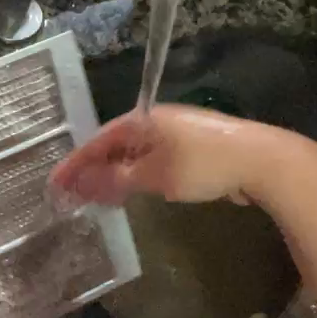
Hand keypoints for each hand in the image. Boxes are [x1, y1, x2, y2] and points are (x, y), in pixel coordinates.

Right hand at [49, 104, 291, 206]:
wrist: (262, 161)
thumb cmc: (202, 164)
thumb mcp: (152, 176)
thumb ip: (113, 180)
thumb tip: (79, 185)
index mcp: (143, 121)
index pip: (97, 140)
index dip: (74, 163)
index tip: (54, 183)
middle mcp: (155, 122)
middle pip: (112, 146)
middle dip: (90, 169)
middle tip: (69, 193)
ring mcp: (174, 135)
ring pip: (131, 155)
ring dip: (111, 175)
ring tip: (93, 196)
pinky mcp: (190, 150)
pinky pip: (149, 162)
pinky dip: (132, 176)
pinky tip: (127, 192)